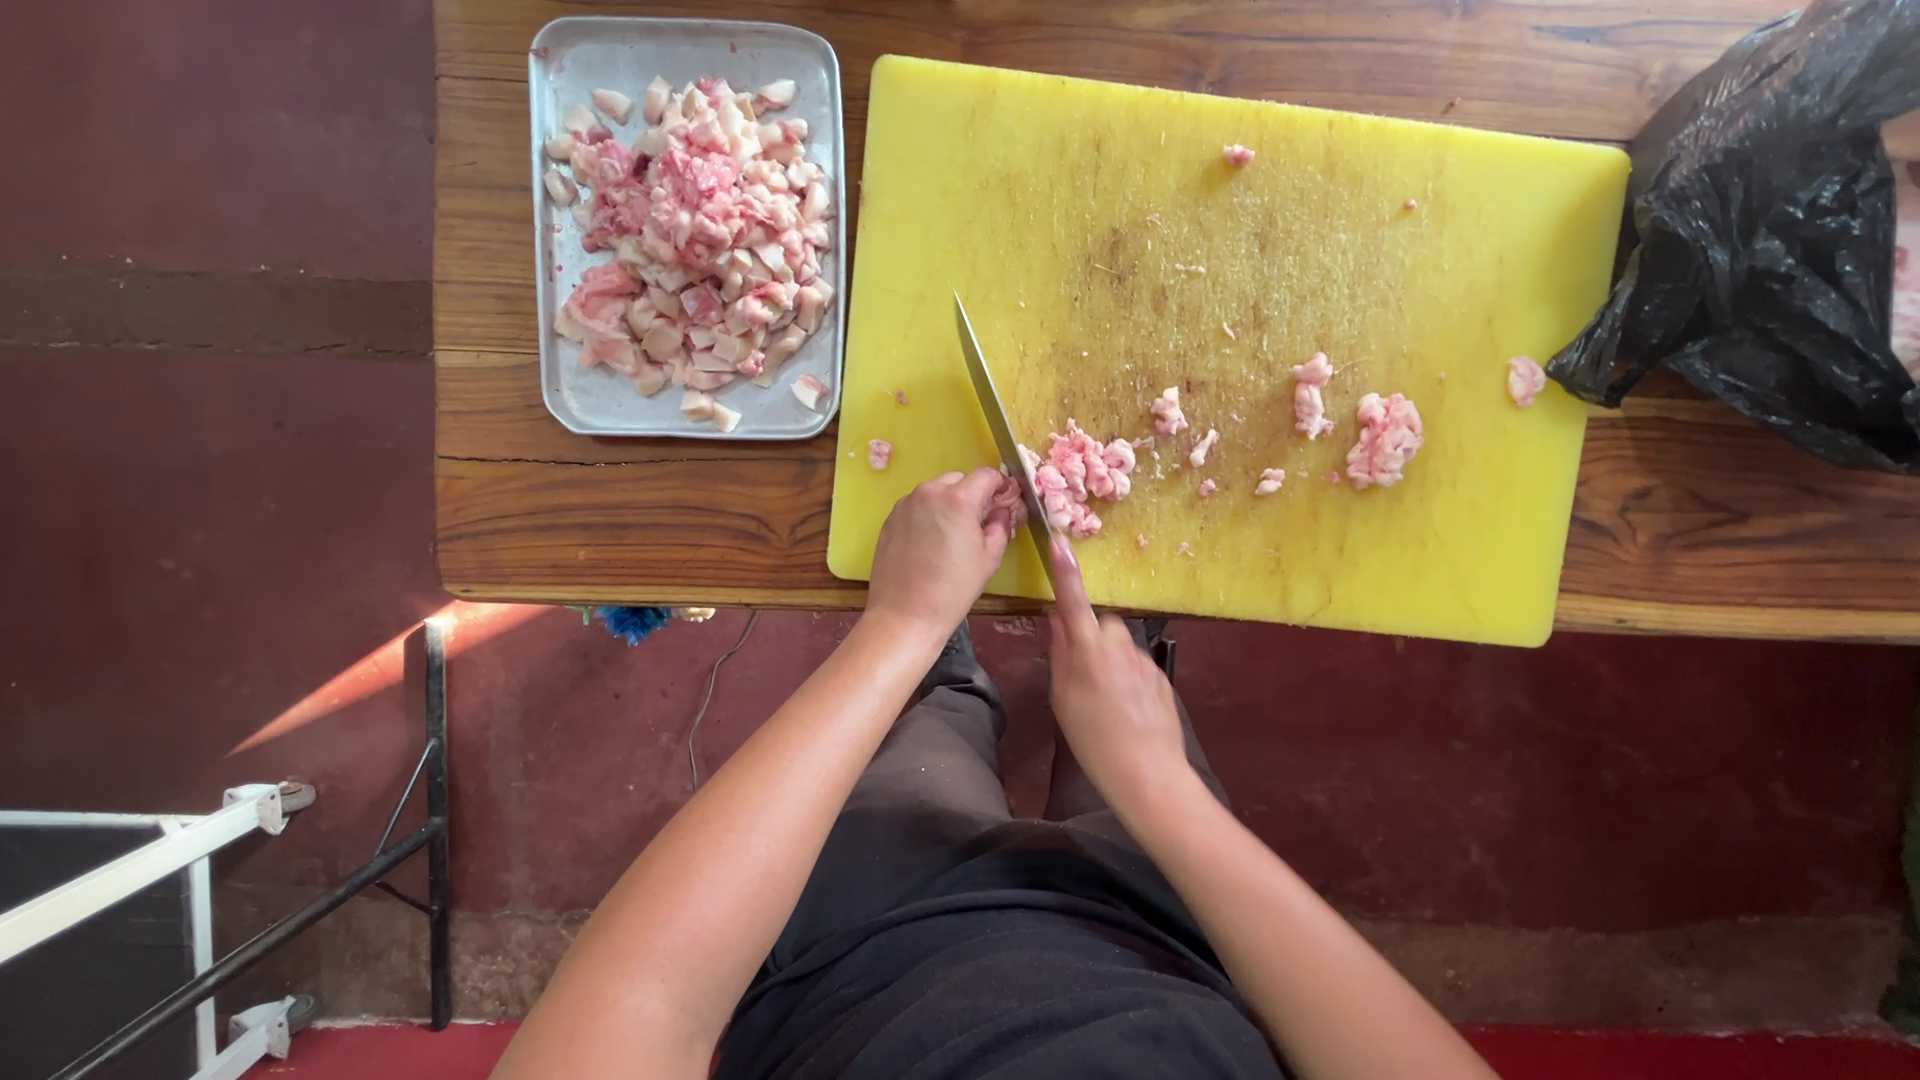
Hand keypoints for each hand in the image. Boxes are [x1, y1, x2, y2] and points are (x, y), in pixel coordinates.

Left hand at [867, 466, 1012, 635]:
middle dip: (973, 495)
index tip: (1004, 502)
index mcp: (958, 499)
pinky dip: (928, 514)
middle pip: (959, 480)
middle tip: (979, 522)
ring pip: (936, 491)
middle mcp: (929, 492)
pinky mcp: (890, 518)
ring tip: (952, 535)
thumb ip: (1000, 525)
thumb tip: (1002, 511)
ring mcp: (906, 504)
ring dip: (949, 503)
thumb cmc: (953, 590)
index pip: (986, 475)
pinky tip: (931, 542)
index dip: (999, 486)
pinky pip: (917, 506)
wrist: (905, 615)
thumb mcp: (989, 558)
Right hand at [1046, 536, 1190, 798]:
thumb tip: (1057, 620)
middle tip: (1081, 673)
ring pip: (1121, 645)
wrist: (1147, 773)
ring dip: (1110, 659)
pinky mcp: (1161, 676)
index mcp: (1089, 651)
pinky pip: (1137, 664)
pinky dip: (1128, 677)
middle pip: (1102, 625)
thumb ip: (1060, 654)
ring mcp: (1144, 661)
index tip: (1059, 542)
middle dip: (1092, 637)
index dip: (1065, 572)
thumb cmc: (1093, 740)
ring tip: (1105, 700)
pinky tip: (1126, 709)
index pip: (1073, 602)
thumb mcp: (1062, 699)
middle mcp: (1119, 647)